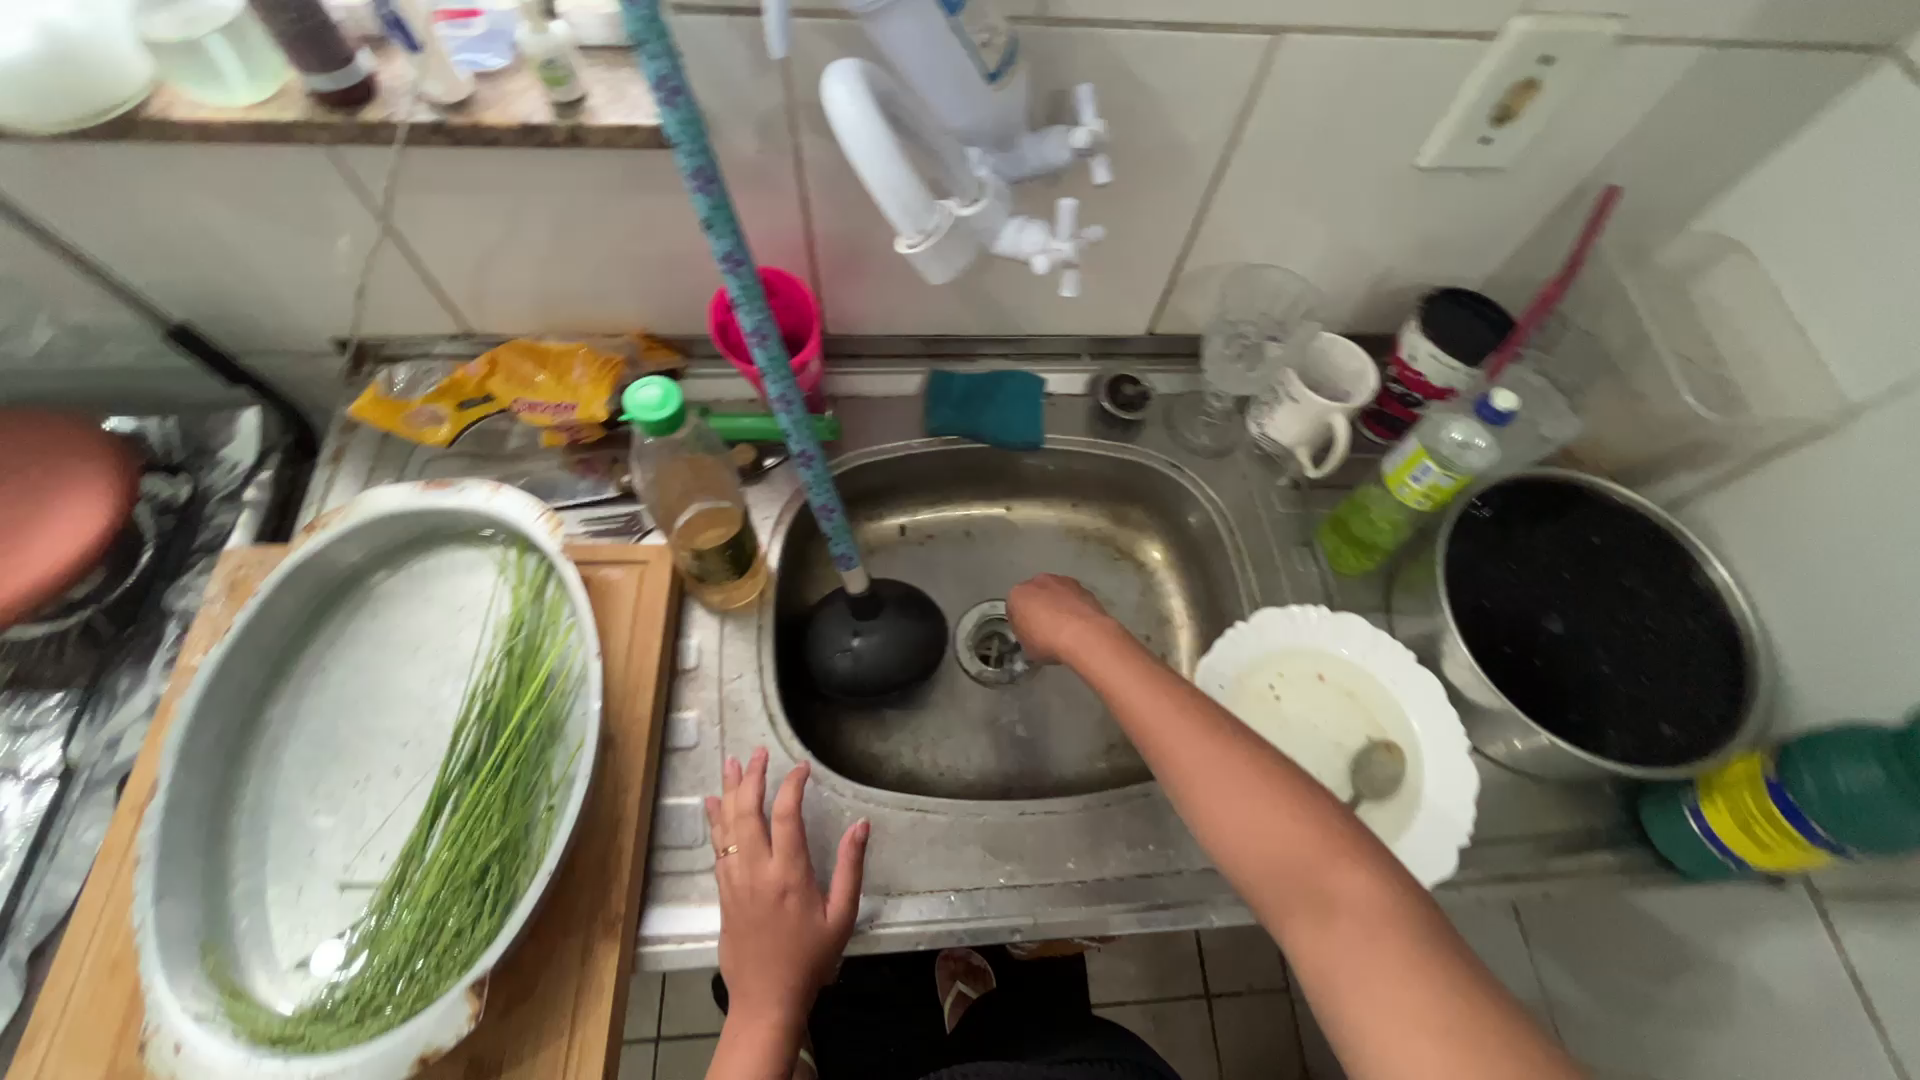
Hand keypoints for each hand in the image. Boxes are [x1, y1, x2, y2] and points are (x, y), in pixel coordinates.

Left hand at [706, 749, 869, 1025]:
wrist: (767, 999)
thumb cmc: (810, 957)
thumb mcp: (842, 915)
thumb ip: (850, 867)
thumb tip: (861, 824)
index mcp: (789, 875)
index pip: (786, 815)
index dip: (792, 785)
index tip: (802, 767)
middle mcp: (757, 871)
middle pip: (748, 813)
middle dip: (753, 778)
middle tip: (759, 752)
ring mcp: (735, 881)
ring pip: (727, 826)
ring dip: (729, 791)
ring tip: (732, 763)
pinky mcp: (724, 893)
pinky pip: (716, 848)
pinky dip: (714, 821)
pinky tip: (714, 802)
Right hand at [1006, 573, 1121, 665]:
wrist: (1083, 634)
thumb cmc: (1047, 641)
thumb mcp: (1026, 647)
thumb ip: (1025, 634)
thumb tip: (1032, 633)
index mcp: (1017, 594)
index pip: (1013, 607)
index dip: (1020, 622)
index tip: (1028, 634)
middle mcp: (1038, 581)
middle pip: (1035, 595)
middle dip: (1039, 608)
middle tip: (1046, 629)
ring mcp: (1063, 581)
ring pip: (1056, 593)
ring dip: (1058, 605)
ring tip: (1066, 627)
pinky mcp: (1083, 587)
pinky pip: (1073, 598)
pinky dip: (1074, 607)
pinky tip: (1080, 625)